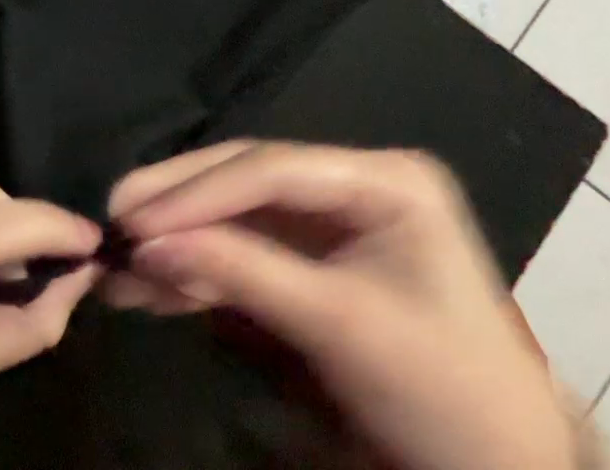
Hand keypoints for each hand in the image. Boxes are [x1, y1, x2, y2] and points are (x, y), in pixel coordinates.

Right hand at [102, 142, 575, 469]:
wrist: (498, 469)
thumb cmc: (441, 390)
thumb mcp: (339, 326)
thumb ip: (239, 273)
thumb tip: (142, 243)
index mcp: (384, 180)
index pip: (271, 170)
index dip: (196, 192)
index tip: (133, 218)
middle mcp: (351, 184)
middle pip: (243, 178)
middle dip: (177, 204)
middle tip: (111, 218)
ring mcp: (328, 220)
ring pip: (232, 212)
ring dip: (177, 238)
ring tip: (118, 264)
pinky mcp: (308, 258)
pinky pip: (239, 248)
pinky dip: (195, 268)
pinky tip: (149, 287)